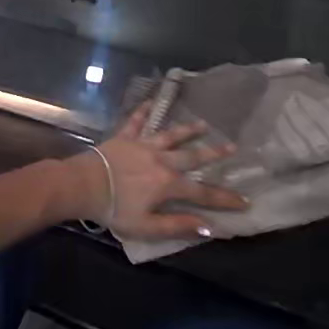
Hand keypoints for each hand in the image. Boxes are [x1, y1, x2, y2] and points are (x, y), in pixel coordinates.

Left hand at [60, 101, 248, 240]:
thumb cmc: (114, 209)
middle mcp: (161, 160)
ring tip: (203, 124)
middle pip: (192, 156)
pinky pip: (136, 121)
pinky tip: (149, 101)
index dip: (225, 199)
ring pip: (169, 135)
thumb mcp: (148, 226)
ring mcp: (142, 145)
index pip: (203, 193)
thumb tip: (210, 227)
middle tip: (231, 146)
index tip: (245, 201)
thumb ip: (178, 225)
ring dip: (187, 130)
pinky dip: (143, 111)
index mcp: (168, 184)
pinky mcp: (123, 137)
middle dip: (214, 153)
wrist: (83, 185)